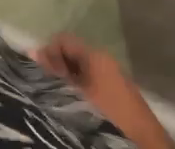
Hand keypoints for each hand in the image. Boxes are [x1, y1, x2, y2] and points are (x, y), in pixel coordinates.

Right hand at [32, 34, 173, 148]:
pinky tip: (73, 96)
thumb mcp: (79, 89)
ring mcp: (108, 69)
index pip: (64, 40)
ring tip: (57, 89)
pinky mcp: (112, 83)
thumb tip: (32, 51)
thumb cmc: (109, 107)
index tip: (43, 70)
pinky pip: (88, 72)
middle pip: (71, 49)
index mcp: (94, 54)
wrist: (142, 133)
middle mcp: (101, 56)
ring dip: (66, 72)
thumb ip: (56, 71)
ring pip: (79, 62)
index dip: (50, 51)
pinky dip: (77, 79)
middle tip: (47, 80)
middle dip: (57, 61)